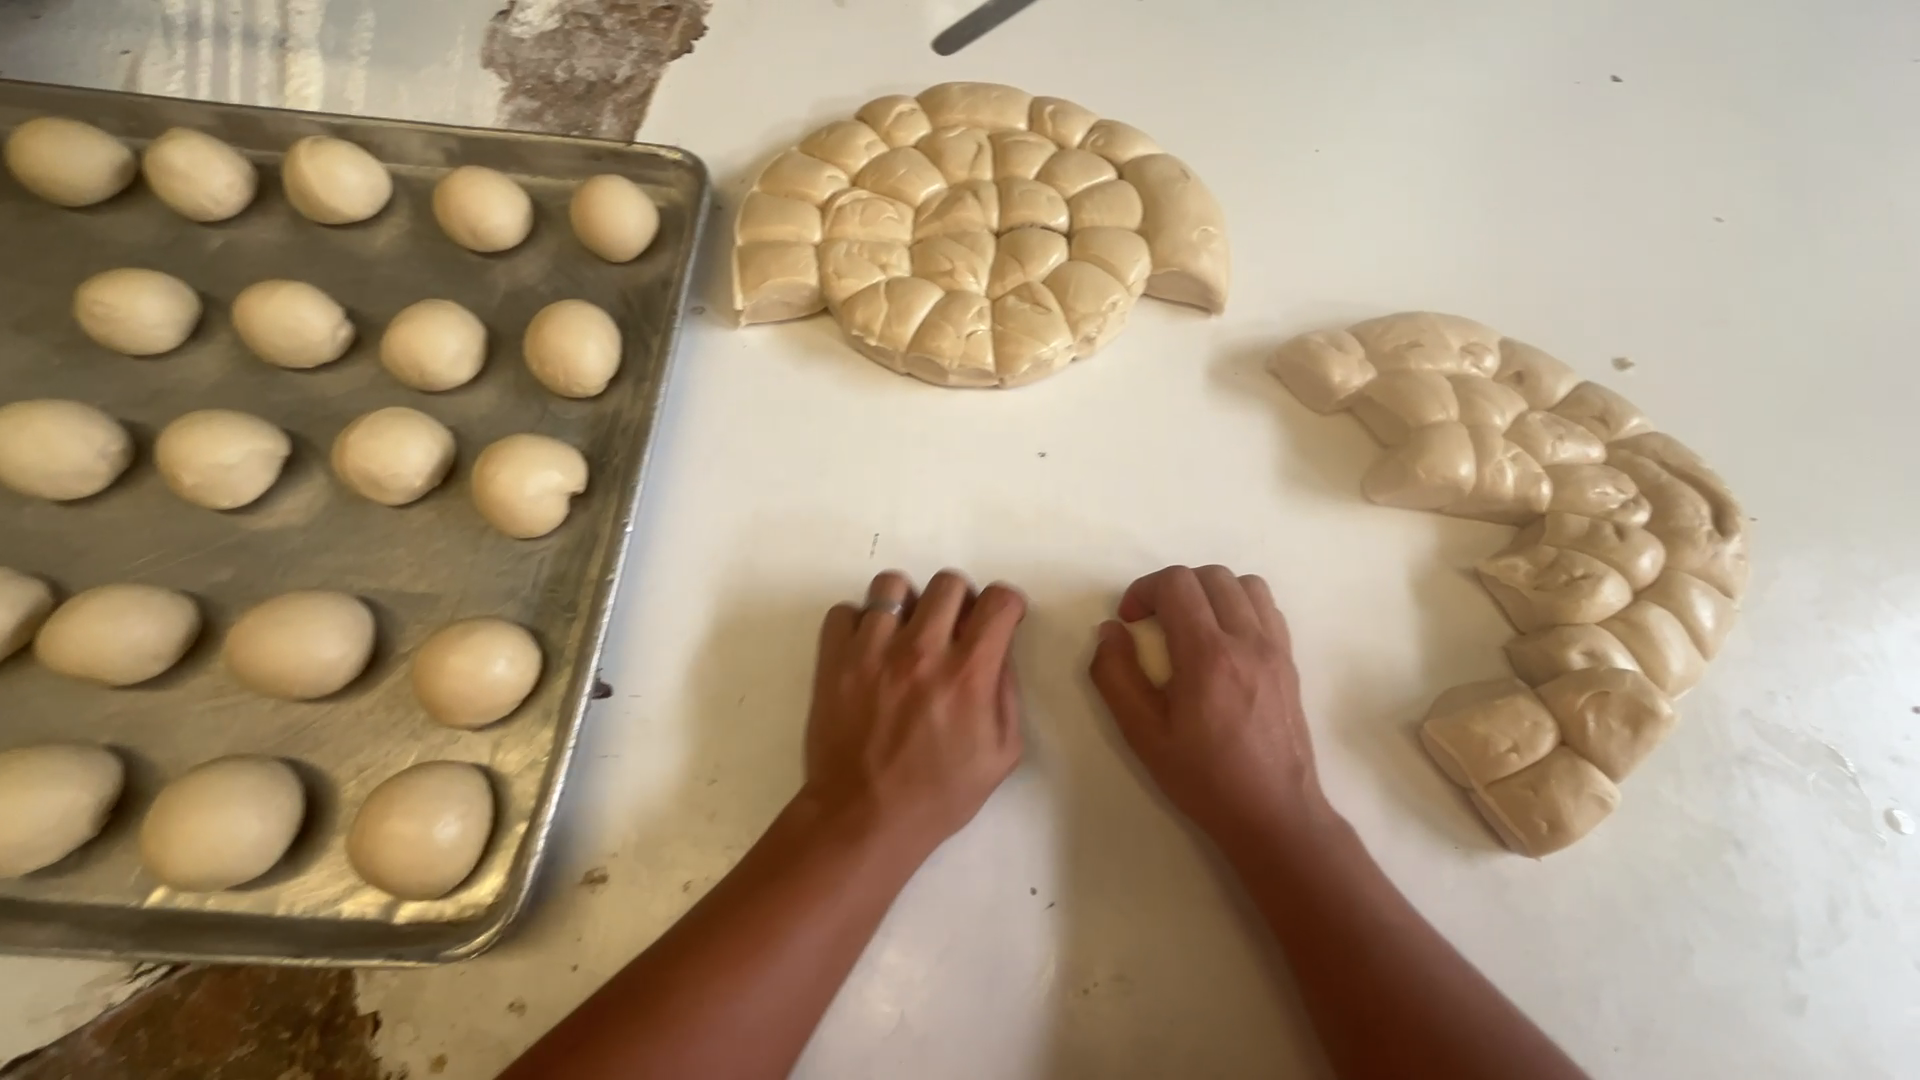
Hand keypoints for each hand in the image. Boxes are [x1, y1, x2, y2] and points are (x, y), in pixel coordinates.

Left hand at [801, 570, 1026, 855]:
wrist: (864, 818)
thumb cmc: (939, 794)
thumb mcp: (1001, 754)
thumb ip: (1006, 693)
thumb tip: (998, 650)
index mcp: (968, 674)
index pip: (997, 601)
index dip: (1007, 604)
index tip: (1001, 619)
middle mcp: (921, 651)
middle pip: (947, 582)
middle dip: (961, 599)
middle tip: (954, 628)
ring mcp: (872, 651)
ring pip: (892, 585)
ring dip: (908, 604)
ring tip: (906, 633)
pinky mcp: (834, 660)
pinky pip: (845, 611)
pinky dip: (859, 623)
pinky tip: (870, 649)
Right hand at [1089, 565, 1323, 839]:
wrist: (1274, 813)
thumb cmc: (1203, 777)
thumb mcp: (1142, 733)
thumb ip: (1115, 675)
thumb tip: (1110, 631)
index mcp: (1207, 655)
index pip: (1176, 583)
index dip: (1143, 590)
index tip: (1130, 622)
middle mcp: (1247, 640)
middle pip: (1209, 575)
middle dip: (1172, 588)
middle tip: (1154, 624)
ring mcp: (1275, 648)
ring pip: (1243, 584)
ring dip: (1209, 592)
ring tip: (1190, 626)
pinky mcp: (1289, 661)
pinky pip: (1266, 608)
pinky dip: (1238, 607)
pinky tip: (1222, 641)